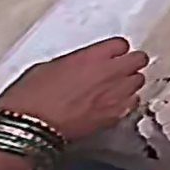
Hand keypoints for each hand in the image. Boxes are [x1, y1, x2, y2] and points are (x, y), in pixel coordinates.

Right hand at [0, 37, 149, 140]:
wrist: (30, 125)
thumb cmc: (31, 96)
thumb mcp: (51, 66)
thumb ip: (79, 62)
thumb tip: (85, 66)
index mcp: (93, 56)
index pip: (121, 44)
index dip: (116, 50)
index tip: (112, 54)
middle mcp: (111, 72)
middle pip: (139, 59)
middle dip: (131, 62)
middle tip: (120, 68)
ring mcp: (117, 93)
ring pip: (139, 80)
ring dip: (129, 82)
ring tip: (115, 87)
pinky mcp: (117, 114)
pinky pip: (134, 102)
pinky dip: (127, 102)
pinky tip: (113, 104)